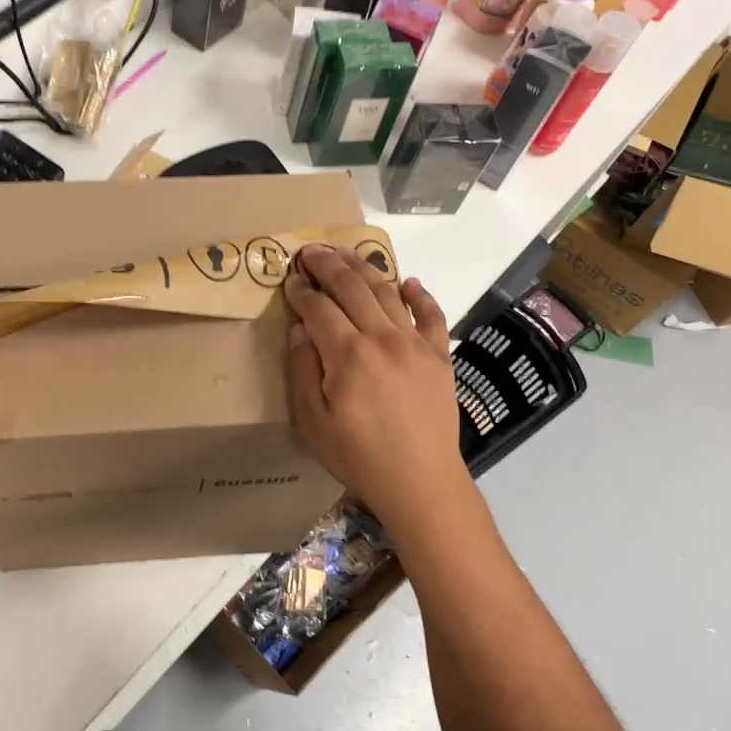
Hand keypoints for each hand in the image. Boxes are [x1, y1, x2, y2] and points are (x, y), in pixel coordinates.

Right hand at [283, 245, 468, 527]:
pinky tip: (409, 282)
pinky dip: (420, 295)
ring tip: (347, 253)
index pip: (319, 308)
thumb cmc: (357, 456)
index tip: (290, 281)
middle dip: (329, 265)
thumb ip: (303, 371)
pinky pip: (432, 315)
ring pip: (389, 293)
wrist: (419, 479)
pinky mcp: (439, 356)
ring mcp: (416, 344)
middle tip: (312, 251)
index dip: (302, 292)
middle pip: (354, 288)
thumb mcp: (312, 421)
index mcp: (348, 354)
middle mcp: (383, 338)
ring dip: (366, 268)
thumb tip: (300, 329)